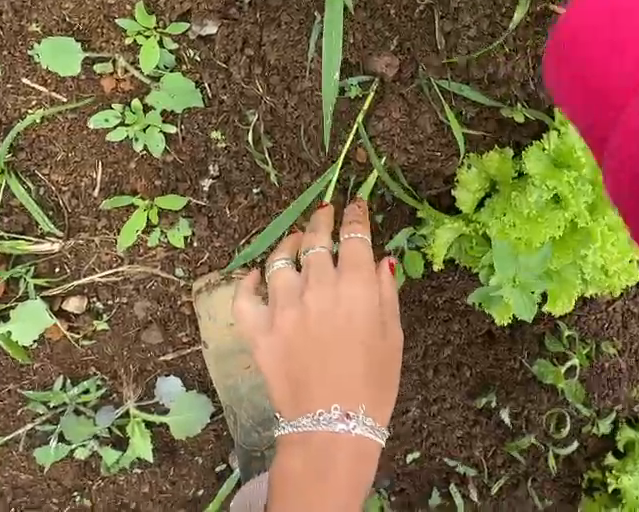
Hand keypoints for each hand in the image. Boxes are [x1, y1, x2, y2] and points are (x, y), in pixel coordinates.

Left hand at [235, 200, 401, 509]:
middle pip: (315, 238)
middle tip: (325, 212)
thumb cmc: (374, 384)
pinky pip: (245, 296)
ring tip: (294, 240)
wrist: (333, 430)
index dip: (356, 215)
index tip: (356, 207)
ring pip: (280, 259)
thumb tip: (380, 258)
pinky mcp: (259, 331)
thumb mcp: (393, 335)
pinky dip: (249, 282)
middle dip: (322, 219)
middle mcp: (318, 287)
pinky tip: (256, 275)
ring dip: (289, 244)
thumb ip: (386, 291)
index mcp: (356, 286)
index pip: (354, 234)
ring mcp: (284, 307)